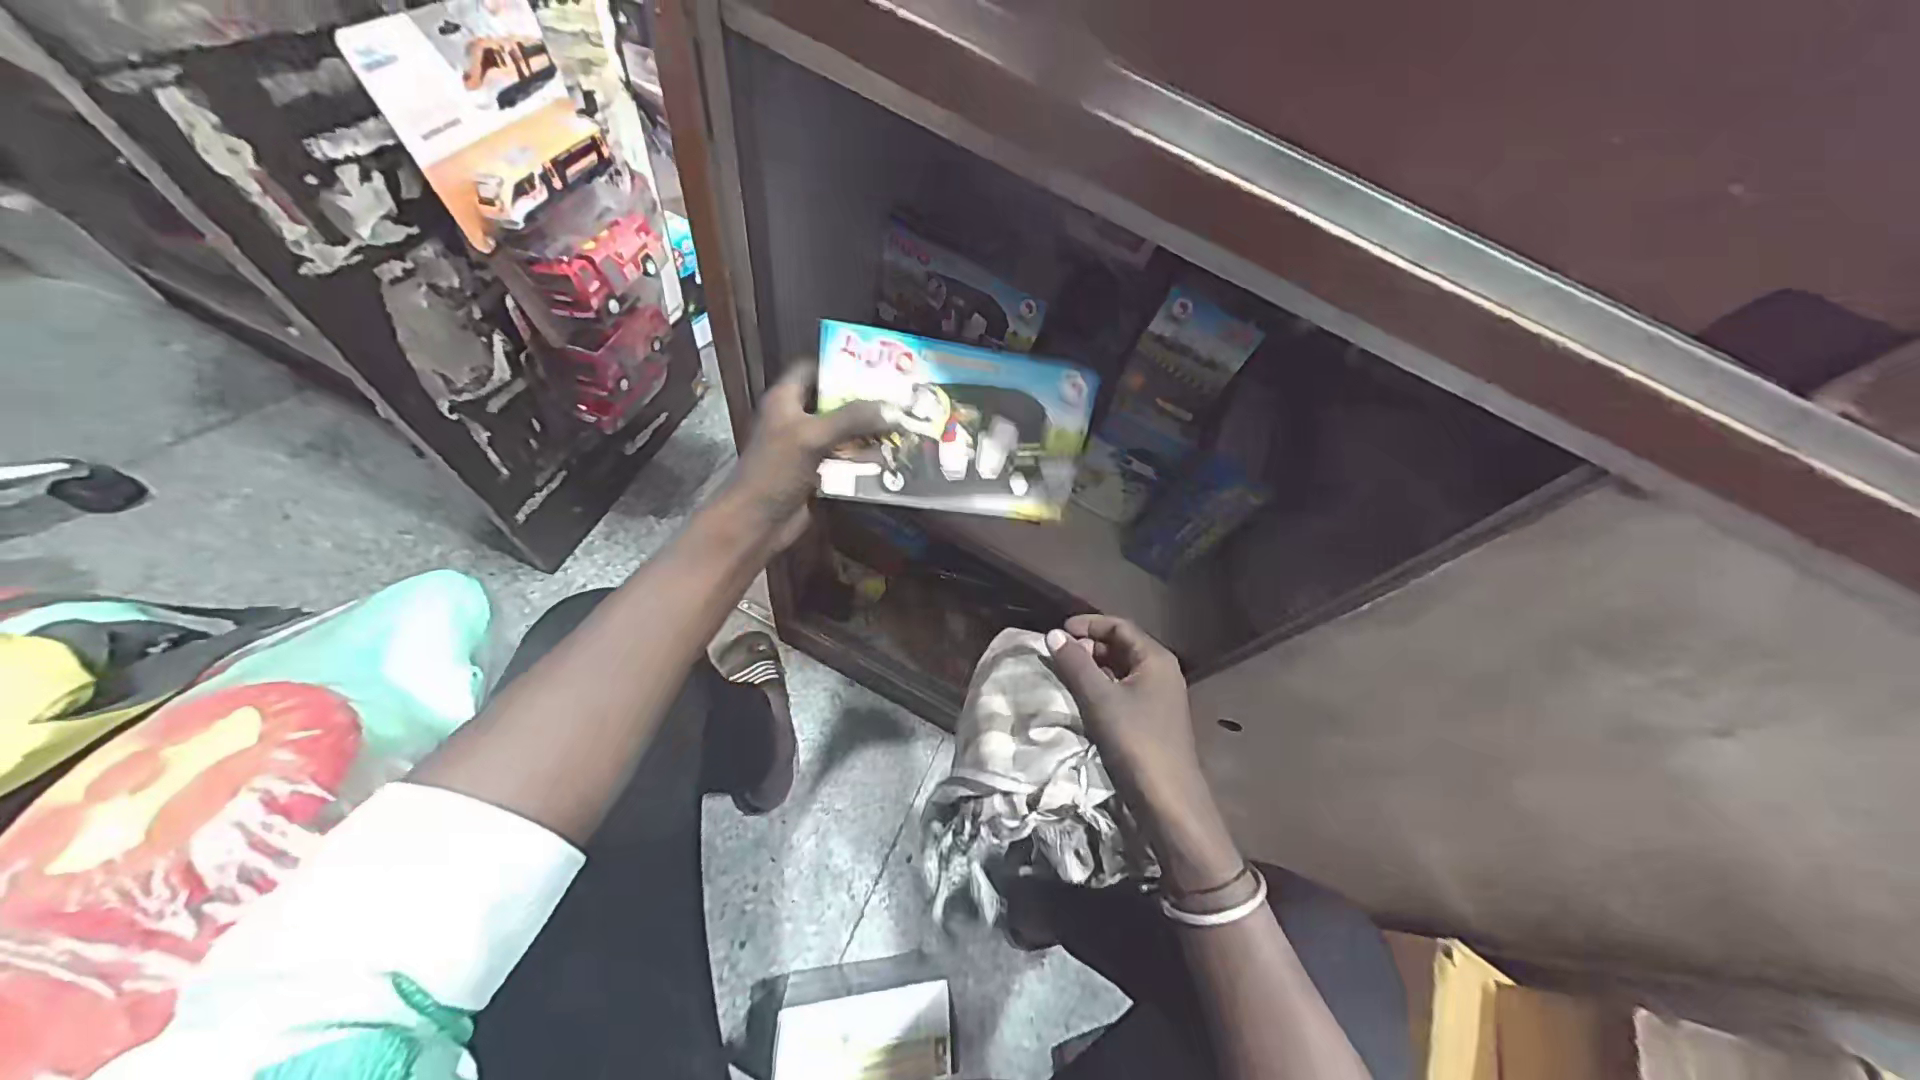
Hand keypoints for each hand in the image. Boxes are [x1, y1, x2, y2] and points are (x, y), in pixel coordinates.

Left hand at [724, 360, 895, 550]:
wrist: (757, 522)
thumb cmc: (775, 471)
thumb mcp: (812, 436)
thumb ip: (852, 418)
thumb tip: (893, 408)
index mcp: (785, 400)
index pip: (811, 369)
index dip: (838, 365)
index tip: (874, 367)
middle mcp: (796, 420)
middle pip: (833, 402)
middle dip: (864, 401)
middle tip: (898, 398)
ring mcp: (806, 448)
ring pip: (843, 433)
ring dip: (868, 432)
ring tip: (901, 425)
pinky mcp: (817, 474)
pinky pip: (845, 460)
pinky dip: (864, 459)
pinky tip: (890, 457)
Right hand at [1047, 615, 1243, 893]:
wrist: (1169, 801)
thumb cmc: (1136, 742)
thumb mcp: (1100, 699)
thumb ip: (1075, 664)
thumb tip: (1053, 634)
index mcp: (1155, 659)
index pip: (1119, 626)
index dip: (1087, 624)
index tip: (1057, 633)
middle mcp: (1161, 672)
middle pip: (1121, 645)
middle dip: (1088, 646)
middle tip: (1058, 655)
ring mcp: (1158, 697)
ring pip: (1120, 669)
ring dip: (1092, 667)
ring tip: (1063, 674)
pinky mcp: (1151, 719)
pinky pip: (1122, 690)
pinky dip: (1100, 687)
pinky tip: (1081, 698)